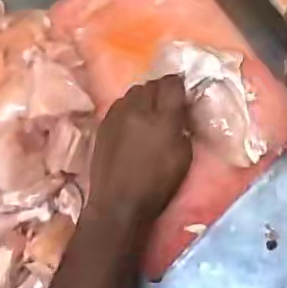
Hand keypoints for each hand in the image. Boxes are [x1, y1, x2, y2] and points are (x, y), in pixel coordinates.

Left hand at [87, 77, 191, 227]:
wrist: (118, 203)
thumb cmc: (157, 185)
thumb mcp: (183, 157)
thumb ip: (183, 127)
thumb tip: (180, 111)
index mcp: (162, 117)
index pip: (172, 84)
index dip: (179, 85)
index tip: (183, 92)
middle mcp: (137, 108)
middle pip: (151, 84)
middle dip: (162, 89)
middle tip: (168, 102)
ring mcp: (117, 113)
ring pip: (133, 91)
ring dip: (144, 96)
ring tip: (149, 111)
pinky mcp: (103, 122)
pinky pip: (119, 104)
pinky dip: (129, 107)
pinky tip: (132, 121)